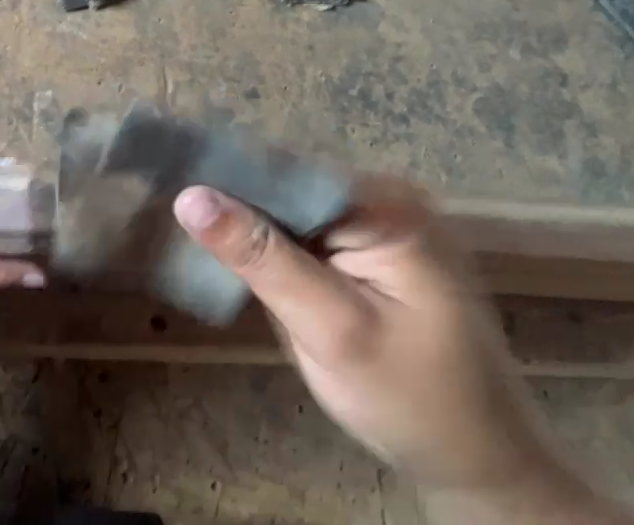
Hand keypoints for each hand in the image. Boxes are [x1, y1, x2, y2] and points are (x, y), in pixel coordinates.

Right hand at [171, 179, 565, 499]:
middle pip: (282, 182)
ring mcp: (378, 221)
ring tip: (177, 225)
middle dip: (226, 199)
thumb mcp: (330, 329)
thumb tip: (189, 195)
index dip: (218, 174)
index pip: (281, 169)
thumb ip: (262, 258)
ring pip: (285, 205)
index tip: (154, 177)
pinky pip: (301, 228)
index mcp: (387, 205)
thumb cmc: (411, 400)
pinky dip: (264, 242)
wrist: (479, 463)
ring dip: (240, 222)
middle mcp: (385, 197)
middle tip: (161, 212)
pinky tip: (226, 252)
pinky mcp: (367, 247)